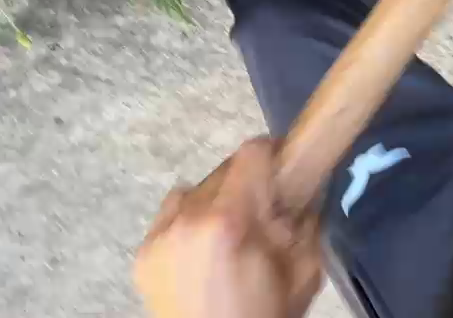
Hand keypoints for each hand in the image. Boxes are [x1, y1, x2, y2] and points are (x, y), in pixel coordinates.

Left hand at [135, 139, 322, 317]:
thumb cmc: (265, 317)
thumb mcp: (303, 270)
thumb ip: (308, 217)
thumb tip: (309, 180)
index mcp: (229, 219)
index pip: (252, 151)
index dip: (274, 156)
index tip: (286, 172)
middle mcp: (189, 216)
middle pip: (228, 167)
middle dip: (251, 182)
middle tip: (265, 211)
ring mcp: (160, 234)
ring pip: (201, 186)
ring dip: (221, 199)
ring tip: (232, 233)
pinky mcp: (143, 251)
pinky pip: (174, 209)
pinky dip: (192, 217)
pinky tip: (204, 245)